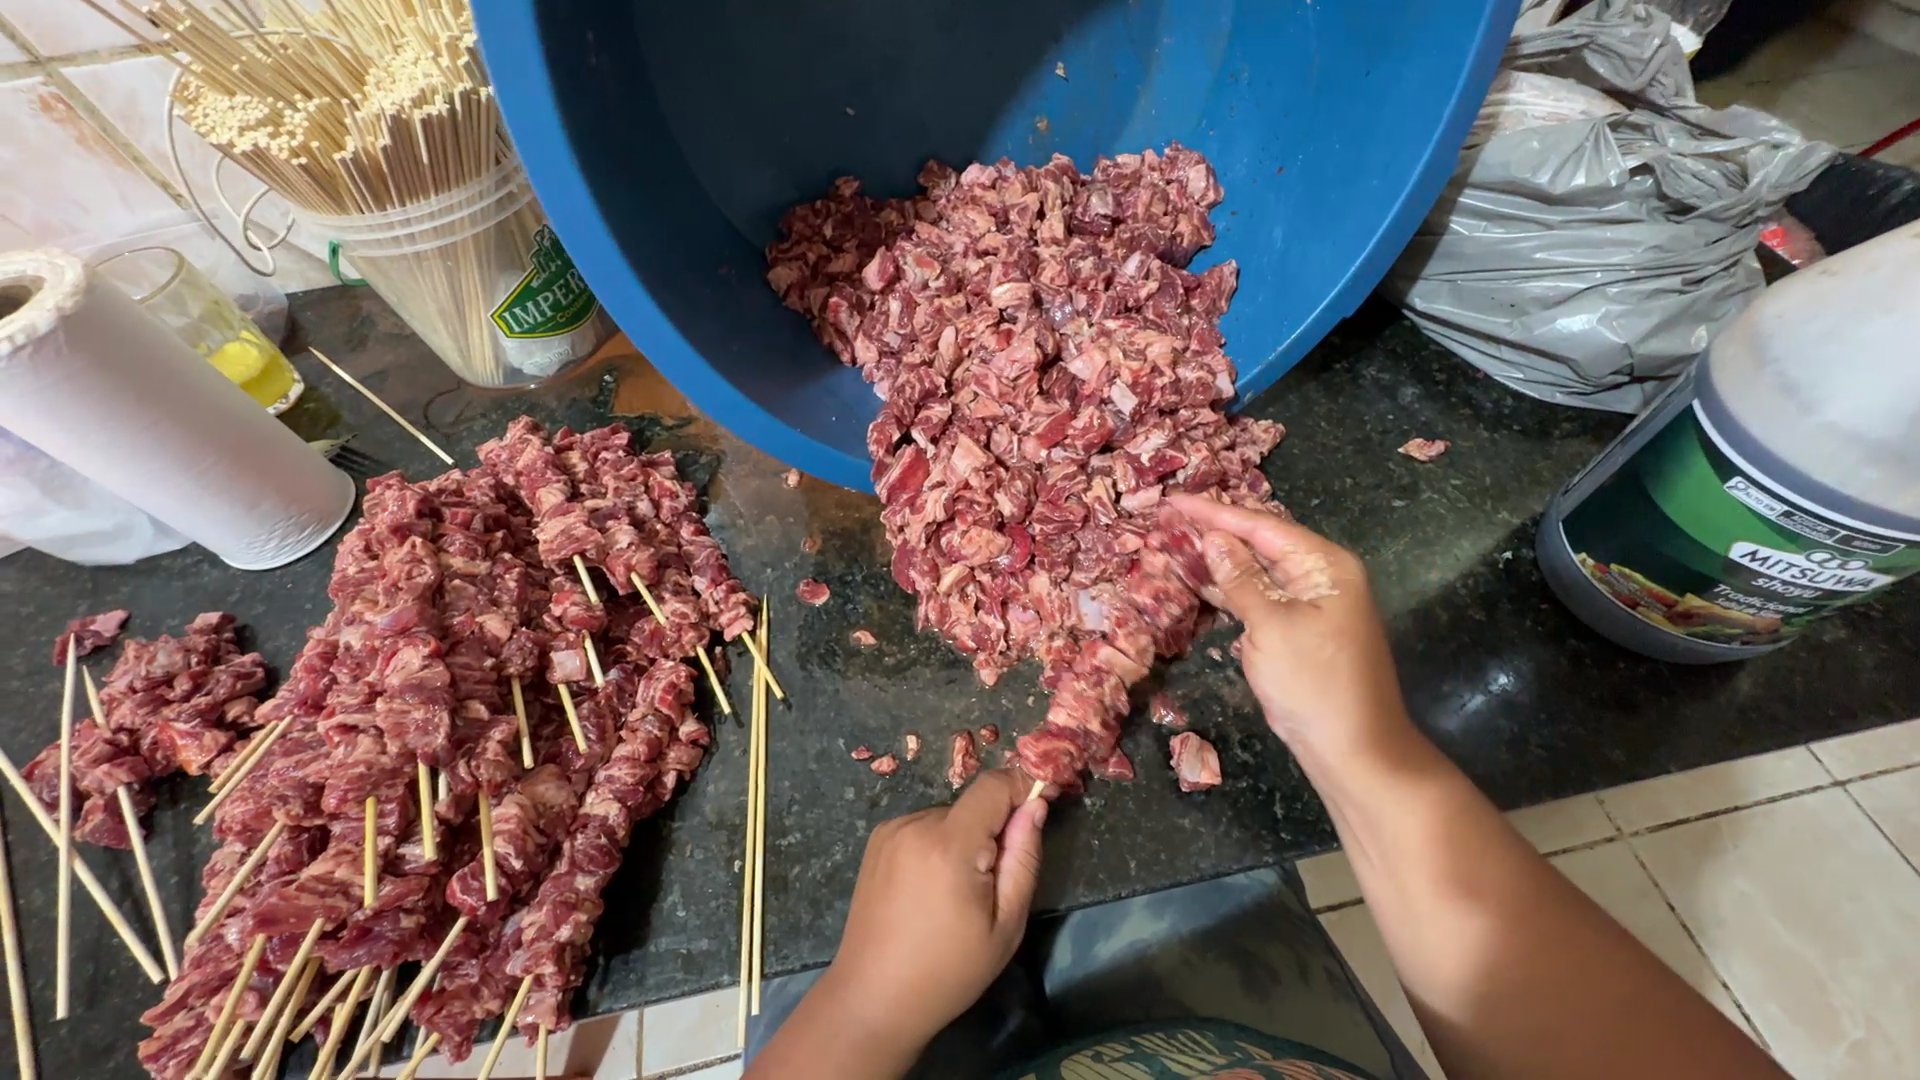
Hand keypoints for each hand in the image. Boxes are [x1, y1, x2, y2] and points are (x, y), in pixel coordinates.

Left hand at [815, 769, 1047, 1057]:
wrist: (873, 997)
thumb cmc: (948, 971)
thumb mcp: (1005, 925)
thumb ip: (1023, 858)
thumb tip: (1036, 805)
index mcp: (949, 845)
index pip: (993, 786)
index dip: (1023, 787)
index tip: (1044, 802)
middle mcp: (916, 825)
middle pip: (972, 805)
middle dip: (992, 830)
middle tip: (993, 882)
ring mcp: (892, 829)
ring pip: (949, 817)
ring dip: (964, 839)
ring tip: (956, 893)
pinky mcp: (878, 839)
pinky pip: (925, 827)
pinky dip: (938, 845)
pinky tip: (930, 888)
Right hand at [1167, 495, 1411, 753]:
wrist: (1355, 749)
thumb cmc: (1314, 684)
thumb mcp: (1271, 625)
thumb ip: (1240, 578)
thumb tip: (1213, 537)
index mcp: (1325, 566)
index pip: (1263, 526)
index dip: (1215, 513)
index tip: (1174, 500)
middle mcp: (1322, 577)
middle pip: (1262, 543)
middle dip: (1216, 531)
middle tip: (1170, 518)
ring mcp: (1312, 605)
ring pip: (1259, 571)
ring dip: (1220, 560)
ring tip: (1177, 542)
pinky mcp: (1300, 631)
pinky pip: (1260, 597)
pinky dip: (1231, 589)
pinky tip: (1203, 582)